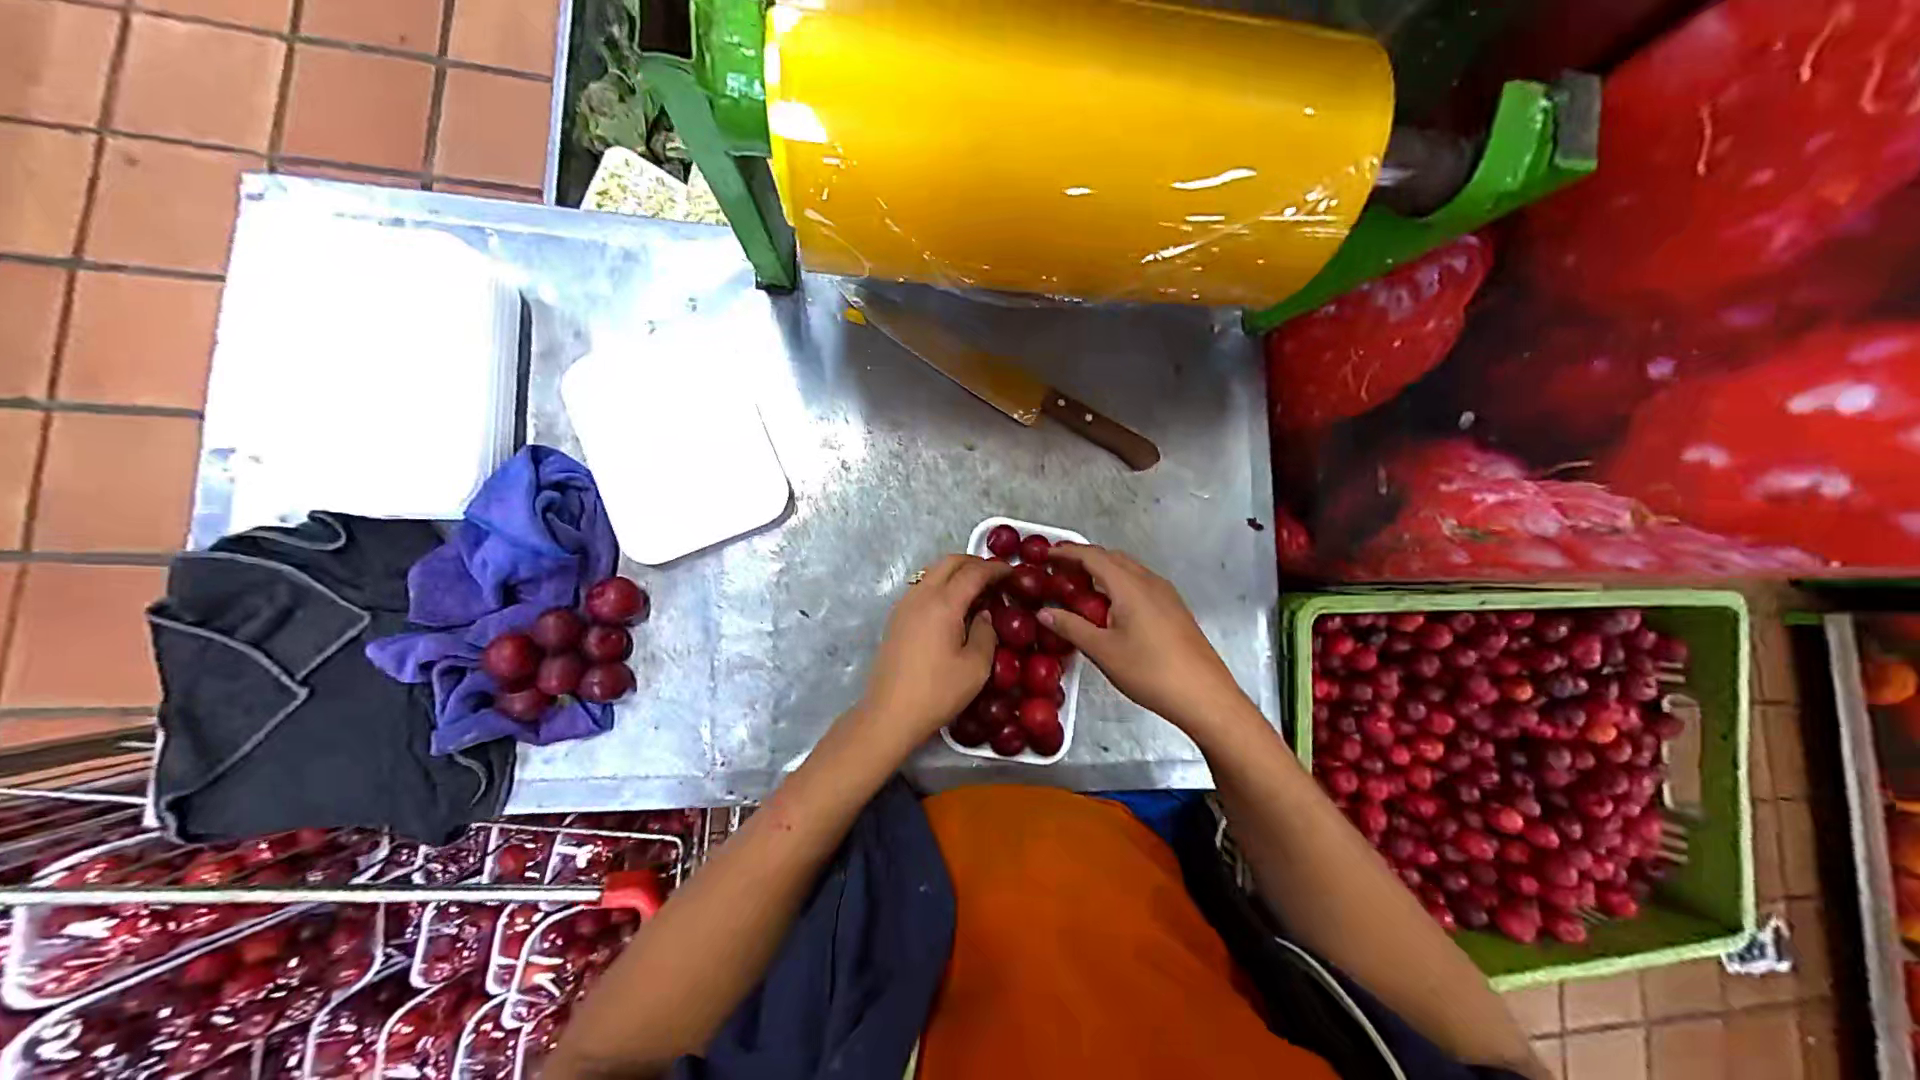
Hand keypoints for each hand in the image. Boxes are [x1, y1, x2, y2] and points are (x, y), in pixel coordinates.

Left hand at [855, 555, 1008, 746]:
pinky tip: (953, 607)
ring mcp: (904, 605)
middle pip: (949, 562)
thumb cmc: (937, 692)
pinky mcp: (895, 618)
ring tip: (976, 590)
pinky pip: (922, 588)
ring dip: (955, 573)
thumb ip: (986, 634)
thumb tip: (985, 615)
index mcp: (943, 603)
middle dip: (974, 563)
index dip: (995, 568)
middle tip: (995, 576)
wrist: (890, 714)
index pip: (973, 572)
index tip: (1012, 572)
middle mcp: (921, 595)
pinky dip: (941, 586)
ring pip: (932, 572)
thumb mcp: (976, 667)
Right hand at [1038, 544, 1248, 732]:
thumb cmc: (1151, 672)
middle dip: (1084, 560)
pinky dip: (1118, 586)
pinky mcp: (1173, 609)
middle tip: (1059, 573)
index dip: (1067, 553)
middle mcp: (1149, 582)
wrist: (1204, 695)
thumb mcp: (1103, 651)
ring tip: (1079, 591)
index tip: (1047, 555)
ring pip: (1128, 571)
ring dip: (1102, 574)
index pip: (1093, 556)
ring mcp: (1165, 594)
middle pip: (1111, 558)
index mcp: (1129, 586)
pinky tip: (1109, 610)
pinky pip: (1140, 585)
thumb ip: (1071, 627)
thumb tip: (1045, 613)